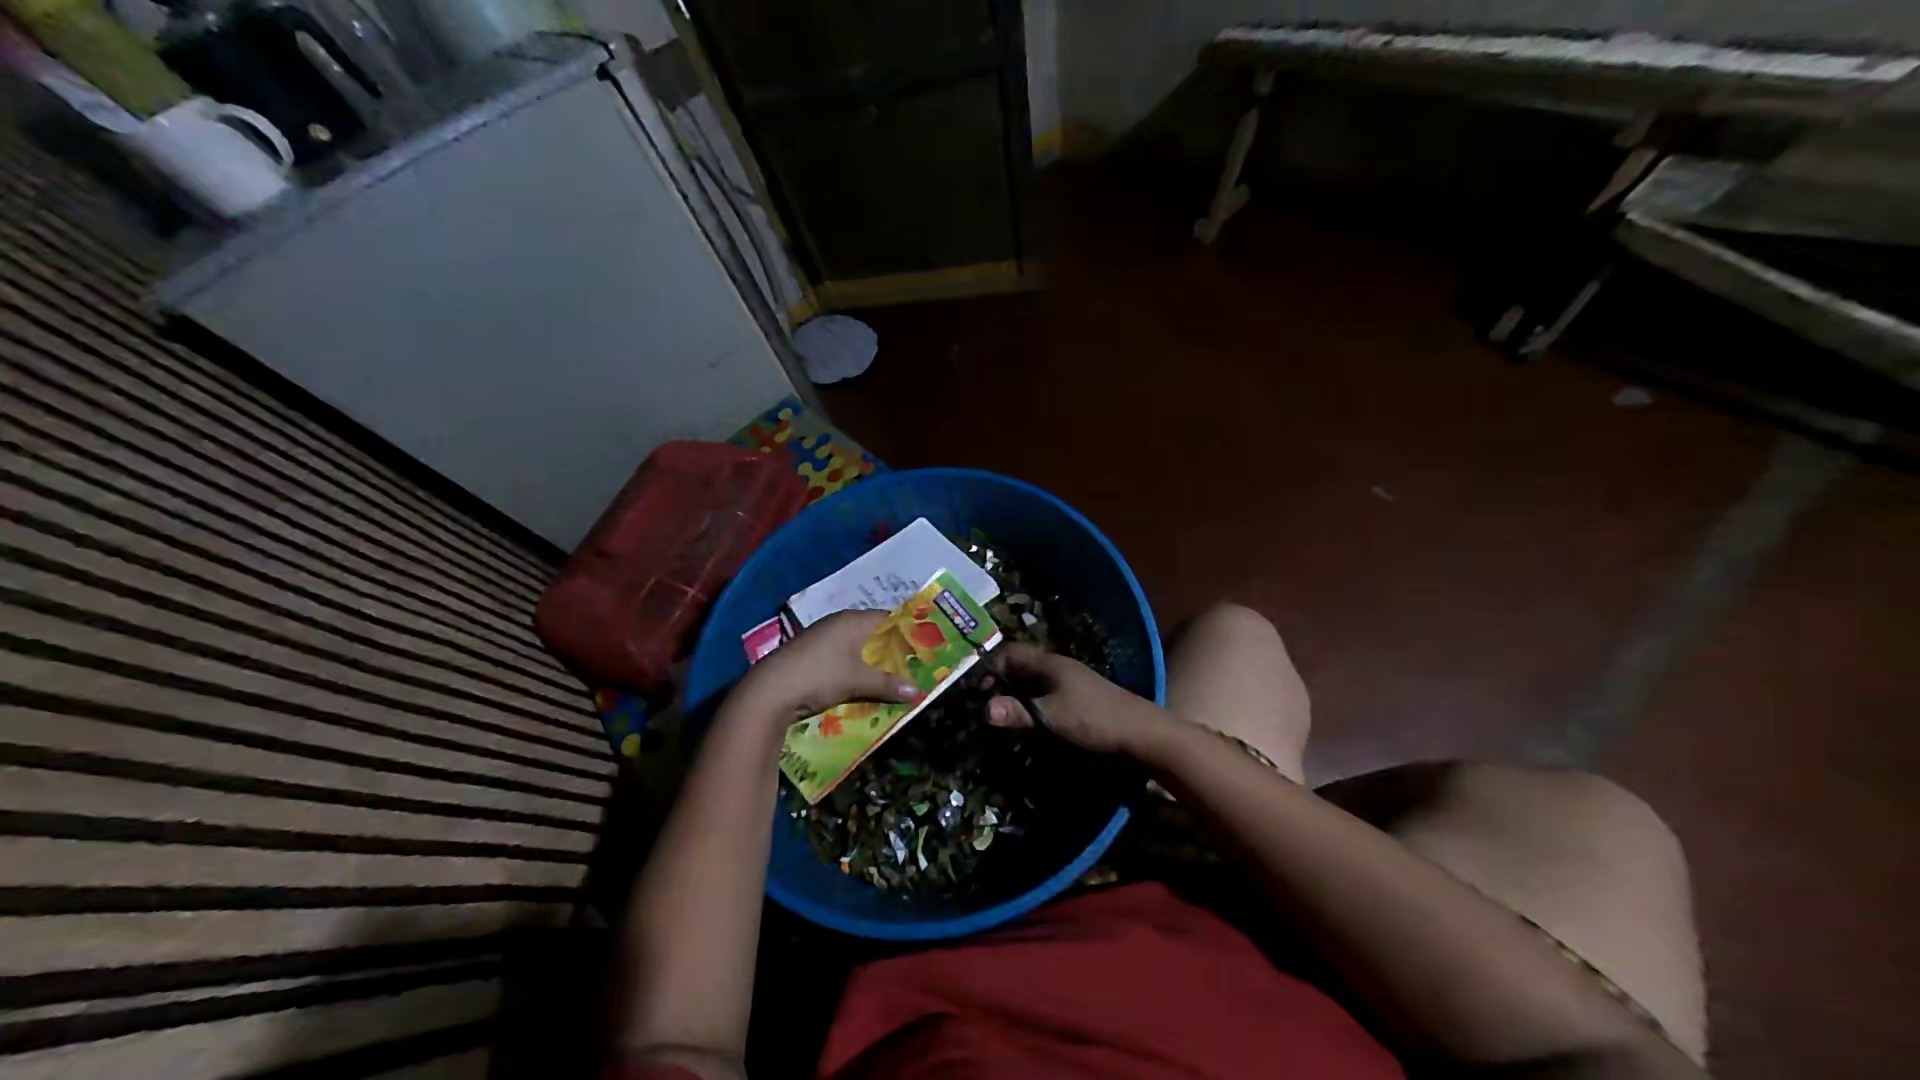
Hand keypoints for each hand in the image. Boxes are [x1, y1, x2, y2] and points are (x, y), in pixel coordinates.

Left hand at [735, 610, 919, 719]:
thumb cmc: (820, 676)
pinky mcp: (811, 656)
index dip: (907, 632)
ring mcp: (822, 639)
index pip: (888, 619)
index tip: (924, 647)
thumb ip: (889, 684)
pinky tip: (864, 686)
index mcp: (852, 620)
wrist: (770, 692)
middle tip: (913, 667)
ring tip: (893, 680)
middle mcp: (838, 624)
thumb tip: (918, 691)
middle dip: (891, 651)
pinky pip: (842, 659)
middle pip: (872, 634)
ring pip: (857, 649)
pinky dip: (855, 671)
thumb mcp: (858, 681)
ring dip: (872, 664)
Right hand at [984, 644, 1169, 755]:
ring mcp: (1070, 685)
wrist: (1142, 735)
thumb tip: (984, 709)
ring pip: (1033, 684)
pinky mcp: (1079, 702)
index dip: (990, 667)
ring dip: (1015, 696)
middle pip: (1020, 668)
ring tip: (998, 716)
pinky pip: (1046, 697)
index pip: (1010, 653)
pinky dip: (1031, 707)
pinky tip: (1026, 725)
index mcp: (1050, 664)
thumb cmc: (1094, 719)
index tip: (974, 689)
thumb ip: (1017, 712)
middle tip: (980, 704)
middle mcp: (1058, 669)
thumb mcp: (1051, 717)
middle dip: (999, 682)